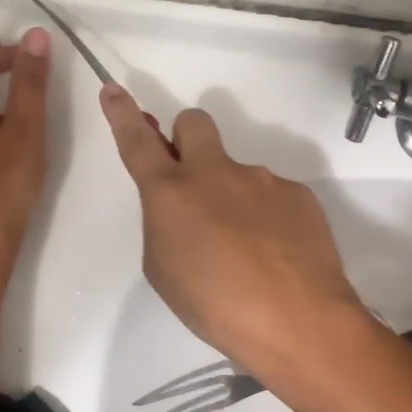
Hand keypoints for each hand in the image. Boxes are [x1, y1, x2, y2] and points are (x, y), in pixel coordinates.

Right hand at [99, 85, 365, 372]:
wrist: (298, 323)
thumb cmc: (214, 306)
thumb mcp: (163, 270)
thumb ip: (164, 225)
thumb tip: (181, 210)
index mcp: (170, 193)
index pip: (137, 140)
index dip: (121, 113)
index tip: (113, 89)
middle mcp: (214, 173)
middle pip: (194, 122)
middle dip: (186, 139)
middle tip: (193, 179)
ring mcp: (260, 178)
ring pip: (236, 170)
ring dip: (232, 195)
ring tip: (247, 249)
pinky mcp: (298, 193)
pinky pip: (271, 195)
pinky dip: (267, 216)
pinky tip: (276, 254)